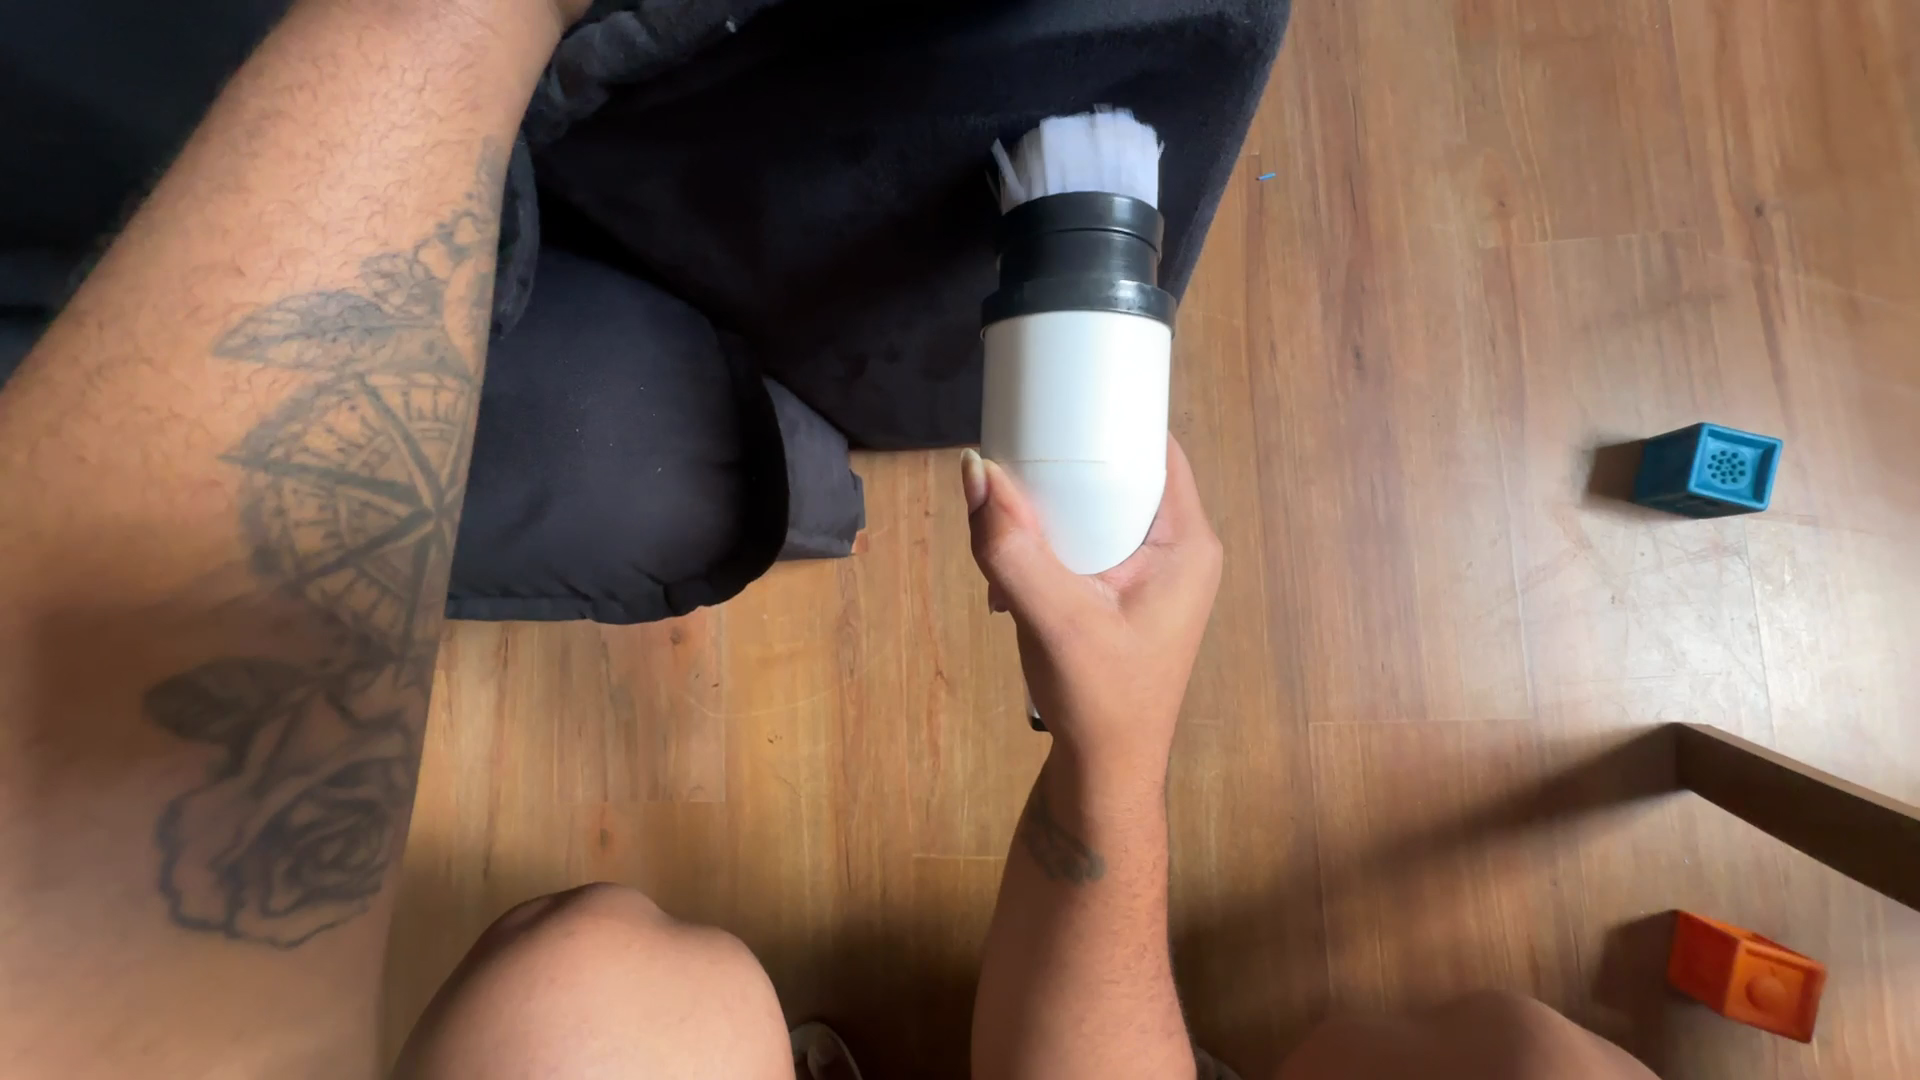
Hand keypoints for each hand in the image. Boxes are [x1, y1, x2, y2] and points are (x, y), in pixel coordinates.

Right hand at [961, 437, 1221, 780]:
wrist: (1105, 769)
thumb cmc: (1099, 698)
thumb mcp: (1053, 617)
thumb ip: (1010, 546)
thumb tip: (974, 469)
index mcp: (1186, 543)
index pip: (1155, 450)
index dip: (1110, 418)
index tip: (1056, 401)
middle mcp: (1176, 550)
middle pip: (1117, 478)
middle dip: (1061, 475)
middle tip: (1011, 479)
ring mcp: (1148, 574)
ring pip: (1093, 513)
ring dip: (1046, 517)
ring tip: (1004, 538)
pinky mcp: (1122, 594)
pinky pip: (1083, 545)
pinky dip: (1046, 549)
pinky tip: (1011, 576)